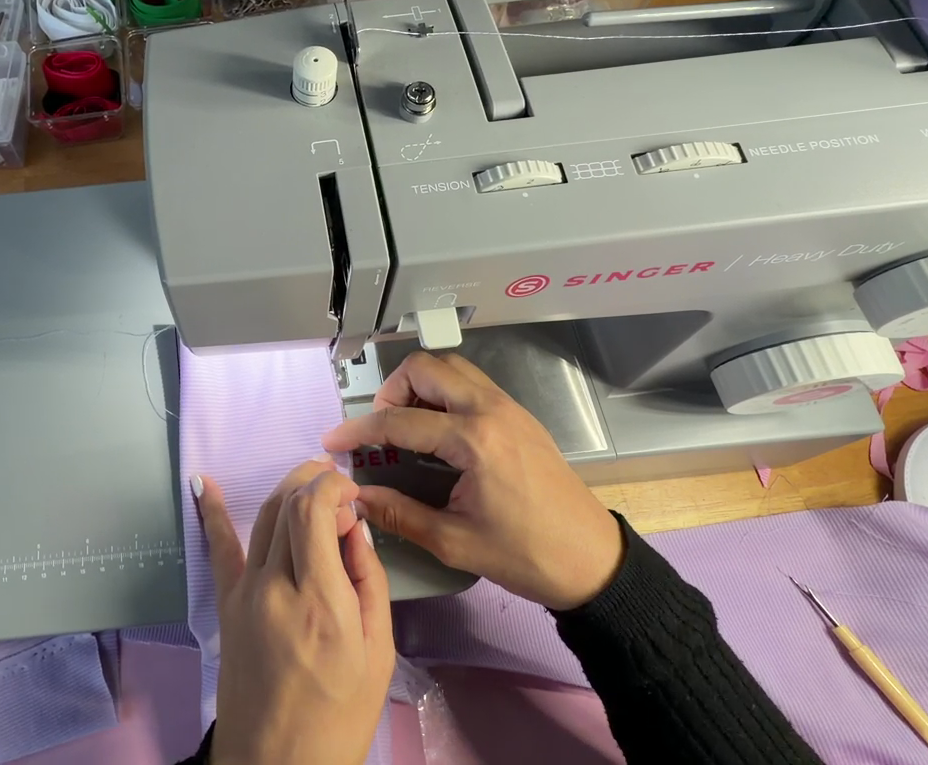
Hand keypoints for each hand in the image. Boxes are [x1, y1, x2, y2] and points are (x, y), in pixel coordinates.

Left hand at [194, 458, 393, 764]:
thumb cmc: (339, 719)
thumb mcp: (379, 655)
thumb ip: (370, 583)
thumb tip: (355, 528)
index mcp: (321, 602)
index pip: (313, 511)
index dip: (333, 487)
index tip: (353, 494)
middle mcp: (276, 588)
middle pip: (288, 505)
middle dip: (315, 481)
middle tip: (338, 485)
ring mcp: (244, 593)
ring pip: (263, 517)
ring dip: (287, 488)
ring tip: (310, 477)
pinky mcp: (225, 603)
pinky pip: (218, 549)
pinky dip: (211, 511)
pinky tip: (204, 482)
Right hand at [322, 352, 622, 609]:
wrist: (594, 561)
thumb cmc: (526, 555)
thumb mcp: (454, 541)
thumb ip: (399, 513)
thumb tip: (357, 497)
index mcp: (473, 440)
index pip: (400, 421)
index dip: (359, 431)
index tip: (333, 441)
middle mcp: (490, 409)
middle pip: (425, 368)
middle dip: (390, 390)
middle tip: (378, 427)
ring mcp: (508, 407)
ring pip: (450, 367)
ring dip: (419, 384)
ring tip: (404, 423)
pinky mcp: (518, 415)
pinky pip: (470, 383)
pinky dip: (443, 391)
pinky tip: (434, 428)